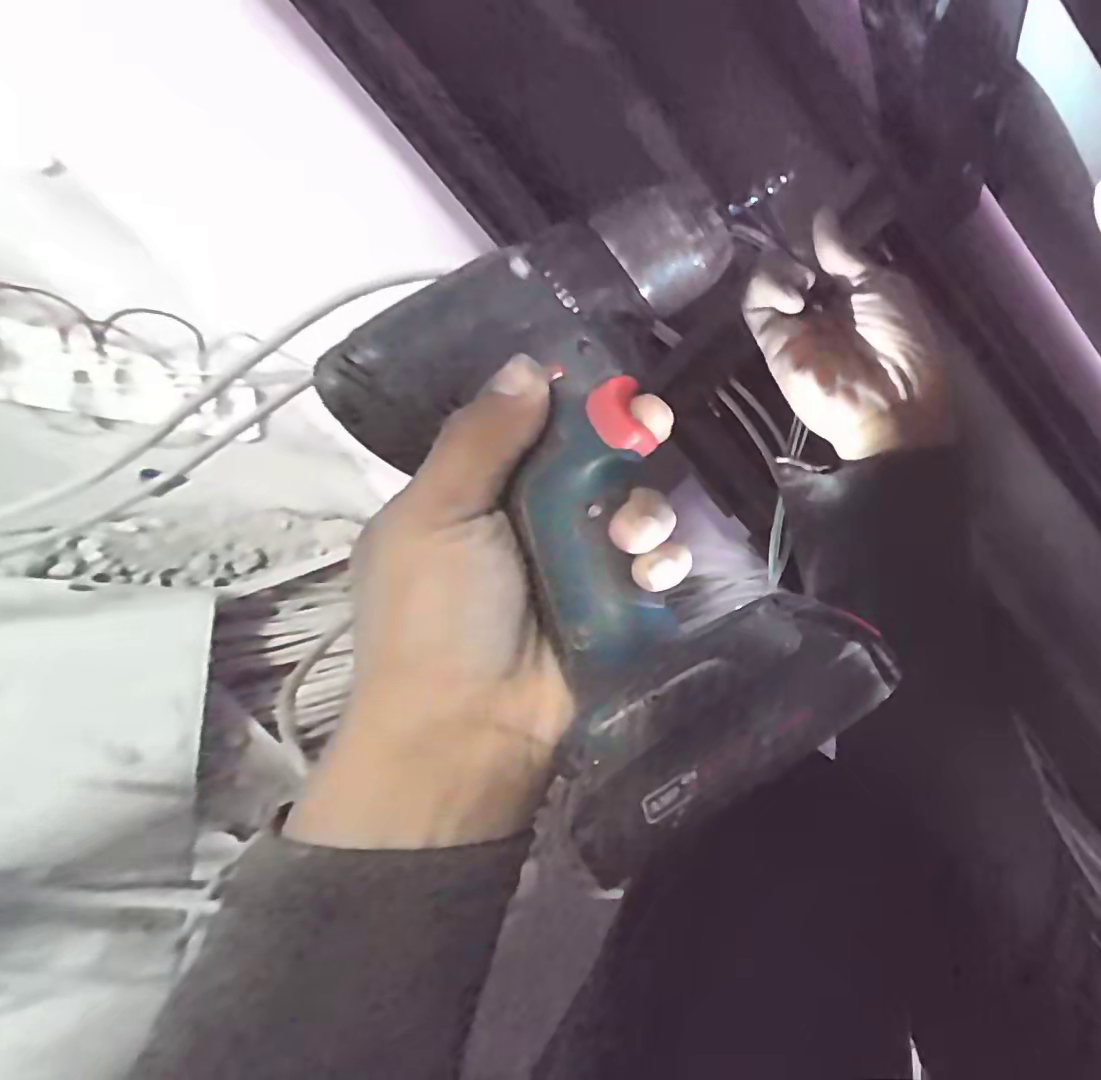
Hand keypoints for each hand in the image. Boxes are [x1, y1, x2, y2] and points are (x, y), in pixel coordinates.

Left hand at [285, 354, 689, 848]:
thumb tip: (527, 365)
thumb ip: (480, 440)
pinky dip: (664, 559)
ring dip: (647, 511)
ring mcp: (585, 561)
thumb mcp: (436, 518)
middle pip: (602, 461)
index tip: (613, 384)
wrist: (469, 730)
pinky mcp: (620, 600)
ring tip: (631, 542)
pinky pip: (658, 561)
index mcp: (485, 490)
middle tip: (655, 428)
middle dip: (632, 441)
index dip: (579, 401)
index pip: (541, 425)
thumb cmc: (437, 617)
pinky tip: (650, 573)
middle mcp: (540, 518)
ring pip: (639, 507)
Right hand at [741, 207, 955, 459]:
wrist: (888, 405)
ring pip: (766, 279)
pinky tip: (795, 297)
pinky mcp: (773, 343)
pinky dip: (767, 287)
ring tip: (806, 283)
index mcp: (850, 295)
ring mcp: (794, 326)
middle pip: (790, 263)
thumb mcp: (881, 287)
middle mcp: (818, 308)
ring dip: (781, 268)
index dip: (816, 240)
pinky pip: (754, 305)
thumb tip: (822, 215)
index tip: (817, 226)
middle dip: (797, 251)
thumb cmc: (899, 344)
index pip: (819, 256)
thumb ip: (845, 255)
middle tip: (813, 262)